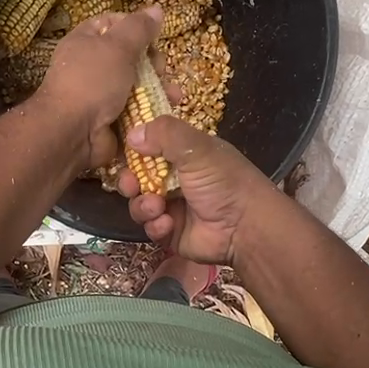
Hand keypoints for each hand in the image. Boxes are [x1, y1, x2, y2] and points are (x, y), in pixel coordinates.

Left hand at [31, 6, 162, 171]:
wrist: (72, 133)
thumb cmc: (92, 81)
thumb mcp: (118, 46)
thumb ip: (139, 28)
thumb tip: (156, 8)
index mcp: (85, 42)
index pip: (112, 25)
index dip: (135, 28)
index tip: (154, 38)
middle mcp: (90, 67)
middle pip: (129, 58)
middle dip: (152, 64)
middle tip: (162, 72)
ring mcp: (99, 96)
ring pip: (136, 87)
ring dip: (158, 91)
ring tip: (174, 96)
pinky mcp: (109, 121)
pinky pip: (134, 112)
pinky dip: (149, 113)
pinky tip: (163, 115)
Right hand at [118, 116, 278, 266]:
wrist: (244, 227)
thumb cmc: (223, 181)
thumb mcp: (197, 149)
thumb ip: (165, 135)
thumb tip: (132, 135)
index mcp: (184, 155)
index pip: (150, 147)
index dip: (135, 150)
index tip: (124, 152)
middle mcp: (175, 179)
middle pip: (138, 178)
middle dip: (130, 181)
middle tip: (132, 185)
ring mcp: (172, 207)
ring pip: (140, 204)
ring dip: (143, 206)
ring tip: (157, 207)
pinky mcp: (171, 232)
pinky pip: (150, 228)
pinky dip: (156, 226)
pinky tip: (168, 224)